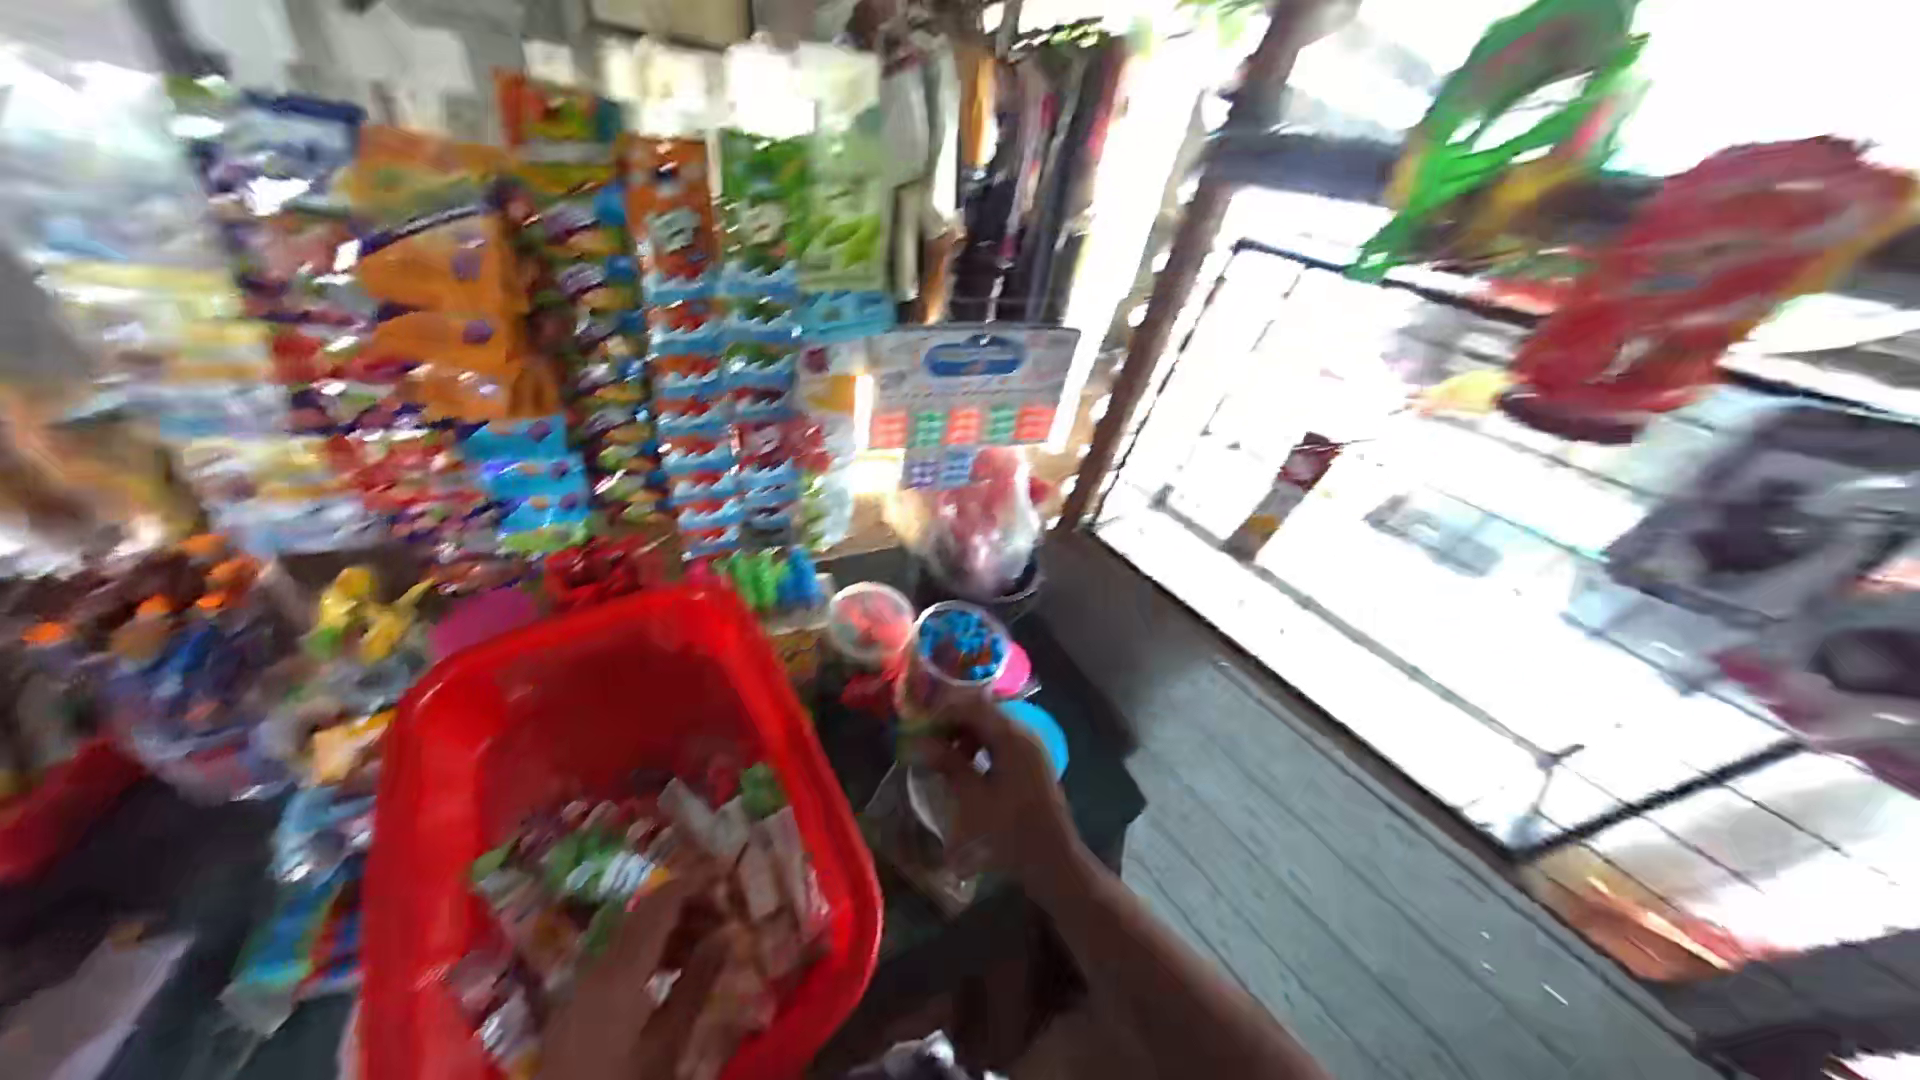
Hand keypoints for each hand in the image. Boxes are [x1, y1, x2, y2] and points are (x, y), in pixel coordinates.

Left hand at [536, 874, 738, 1079]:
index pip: (662, 903)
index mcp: (621, 970)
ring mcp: (583, 982)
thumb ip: (698, 981)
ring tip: (706, 946)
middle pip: (646, 912)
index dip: (696, 882)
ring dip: (671, 928)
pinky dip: (651, 950)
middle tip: (725, 917)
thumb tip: (728, 931)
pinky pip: (619, 955)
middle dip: (688, 905)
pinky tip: (672, 971)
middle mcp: (598, 964)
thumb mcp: (668, 1043)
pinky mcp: (577, 1002)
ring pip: (633, 932)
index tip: (728, 876)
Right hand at [917, 697, 1079, 882]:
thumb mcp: (973, 797)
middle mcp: (1023, 734)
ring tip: (944, 757)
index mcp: (1012, 737)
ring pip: (991, 727)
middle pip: (983, 713)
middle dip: (953, 723)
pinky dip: (980, 747)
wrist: (1053, 860)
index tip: (920, 725)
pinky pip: (1001, 742)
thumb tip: (920, 744)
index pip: (973, 706)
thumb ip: (948, 764)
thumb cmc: (1011, 830)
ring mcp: (1030, 747)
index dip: (944, 711)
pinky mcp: (1031, 762)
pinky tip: (966, 768)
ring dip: (965, 735)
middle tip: (928, 740)